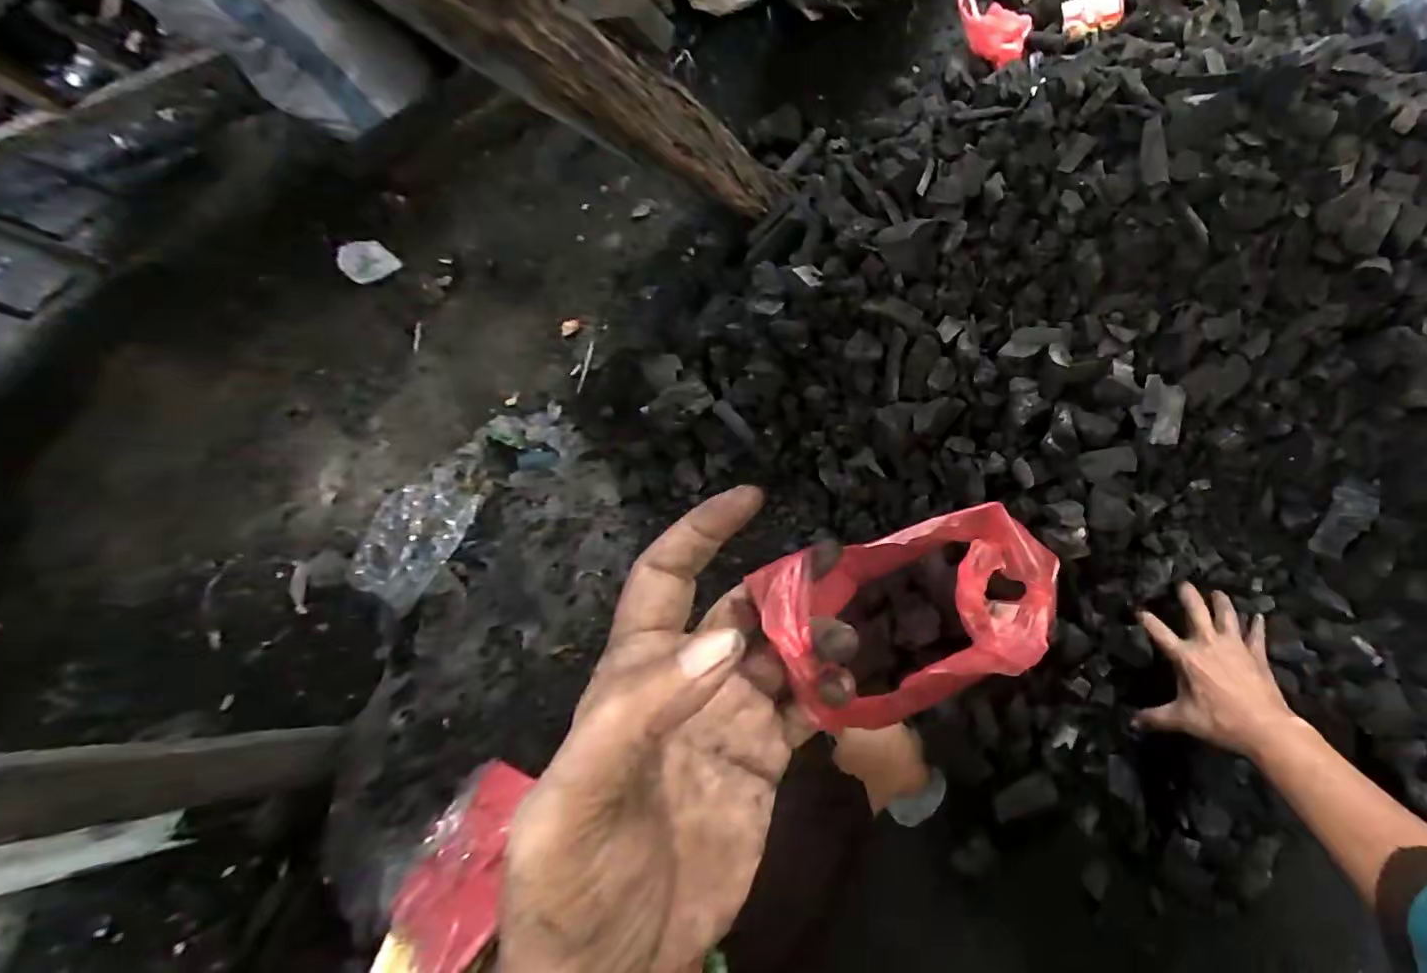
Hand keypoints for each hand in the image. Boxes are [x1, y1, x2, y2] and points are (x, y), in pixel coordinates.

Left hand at [500, 487, 855, 972]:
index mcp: (635, 674)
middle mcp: (688, 682)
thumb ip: (641, 712)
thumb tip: (724, 641)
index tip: (750, 499)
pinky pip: (806, 704)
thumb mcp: (581, 798)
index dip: (701, 533)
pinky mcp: (765, 758)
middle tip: (832, 564)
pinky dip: (832, 685)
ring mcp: (731, 719)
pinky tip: (850, 682)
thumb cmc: (576, 880)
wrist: (617, 966)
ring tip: (846, 639)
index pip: (665, 580)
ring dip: (817, 634)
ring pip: (782, 651)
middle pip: (741, 609)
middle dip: (783, 582)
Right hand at [1134, 583, 1299, 757]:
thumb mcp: (1183, 720)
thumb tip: (1132, 723)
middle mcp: (1208, 643)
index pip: (1160, 633)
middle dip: (1188, 595)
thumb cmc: (1219, 721)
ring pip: (1227, 614)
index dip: (1147, 620)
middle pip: (1196, 610)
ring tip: (1218, 592)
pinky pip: (1256, 634)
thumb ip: (1156, 718)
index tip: (1139, 610)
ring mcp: (1234, 645)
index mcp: (1187, 657)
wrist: (1265, 727)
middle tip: (1183, 584)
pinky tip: (1258, 616)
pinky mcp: (1256, 653)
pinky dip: (1257, 624)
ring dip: (1222, 602)